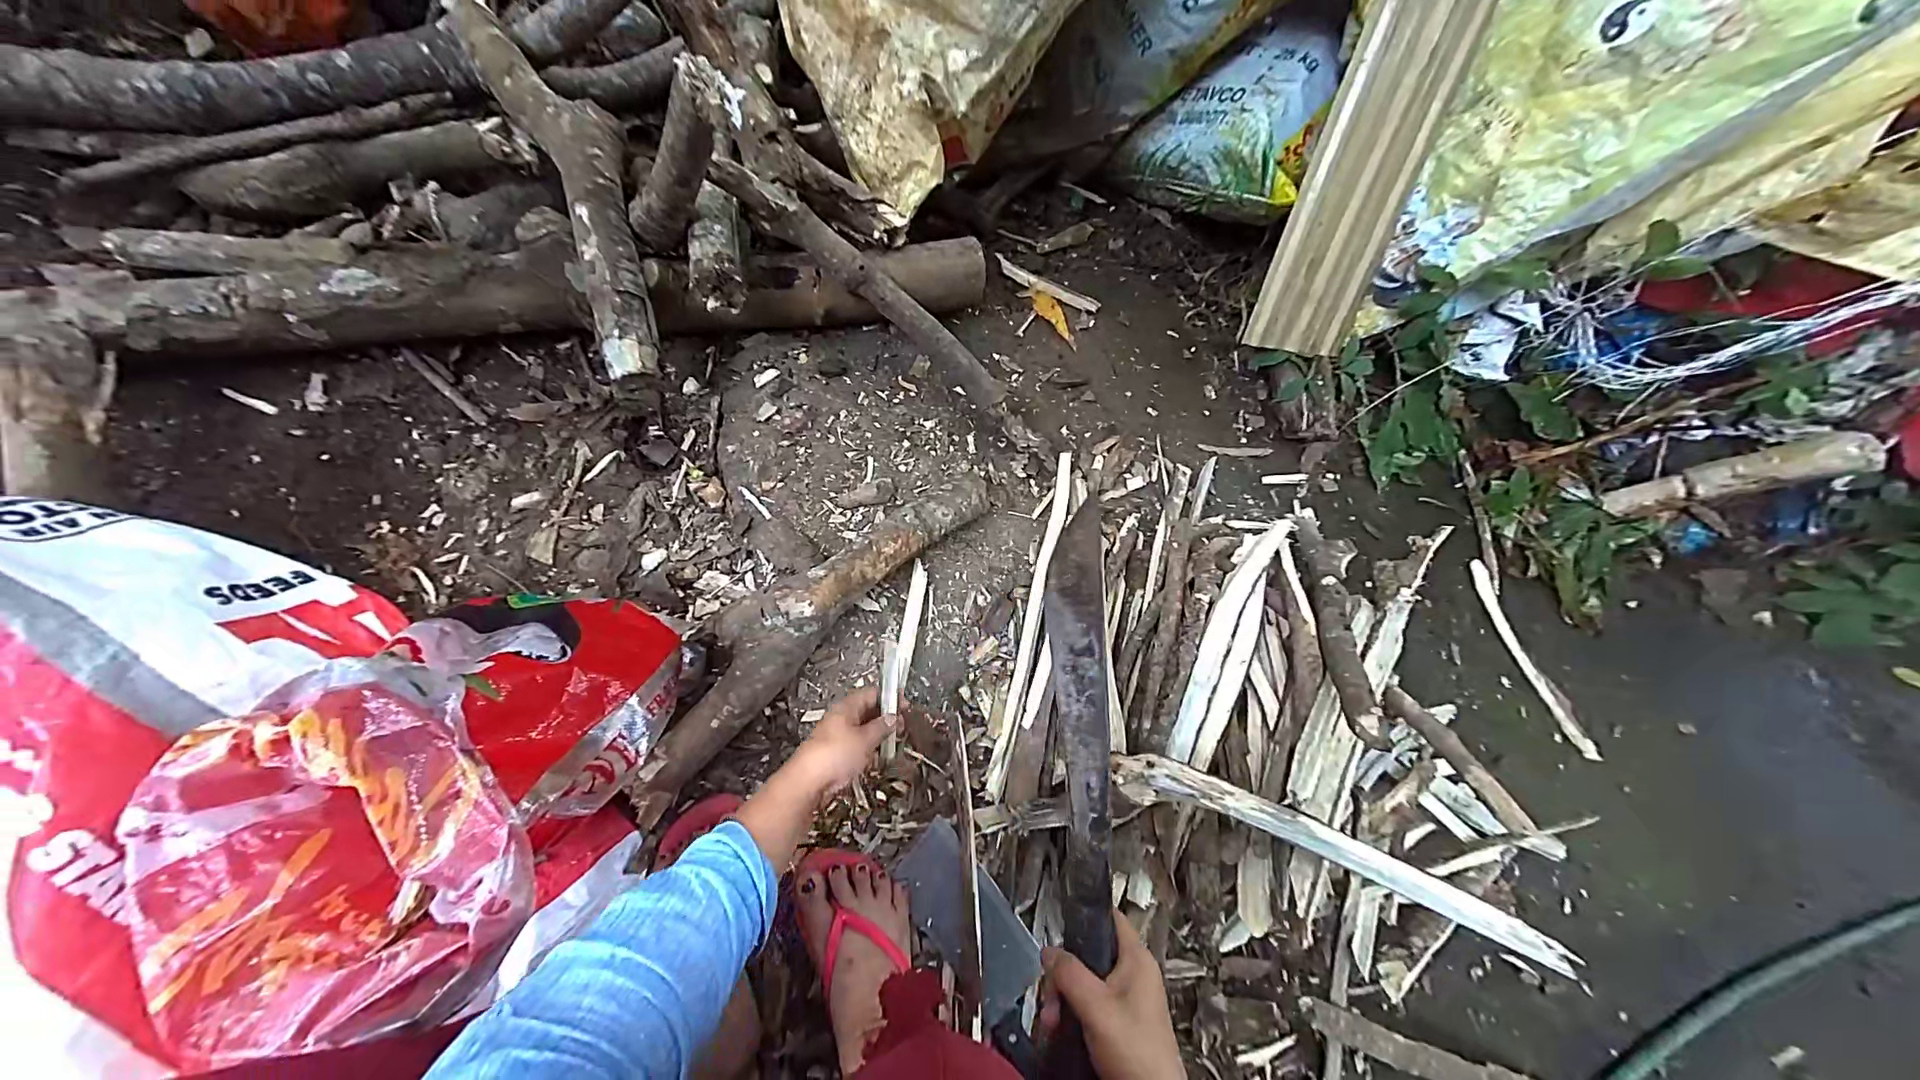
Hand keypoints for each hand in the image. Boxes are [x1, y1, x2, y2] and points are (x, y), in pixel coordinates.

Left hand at [790, 686, 895, 796]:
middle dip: (885, 717)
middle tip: (901, 724)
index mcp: (846, 707)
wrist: (808, 782)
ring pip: (862, 730)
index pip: (872, 693)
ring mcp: (836, 736)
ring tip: (891, 741)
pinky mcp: (835, 754)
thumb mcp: (866, 738)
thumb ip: (882, 726)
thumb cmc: (832, 755)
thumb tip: (892, 718)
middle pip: (867, 711)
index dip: (890, 697)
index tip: (903, 704)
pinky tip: (875, 757)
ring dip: (877, 735)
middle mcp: (840, 719)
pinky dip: (868, 749)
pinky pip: (856, 746)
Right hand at [1040, 909, 1182, 1079]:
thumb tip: (1049, 952)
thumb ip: (1069, 973)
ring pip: (1085, 980)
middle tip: (1052, 996)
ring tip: (1053, 1020)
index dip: (1086, 916)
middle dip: (1063, 974)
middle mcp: (1133, 974)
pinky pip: (1089, 1003)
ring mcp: (1127, 999)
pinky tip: (1061, 1029)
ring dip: (1064, 997)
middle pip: (1089, 954)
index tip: (1062, 926)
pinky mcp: (1120, 1021)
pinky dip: (1072, 1012)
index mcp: (1136, 959)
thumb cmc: (1137, 1053)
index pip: (1110, 917)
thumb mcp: (1096, 1006)